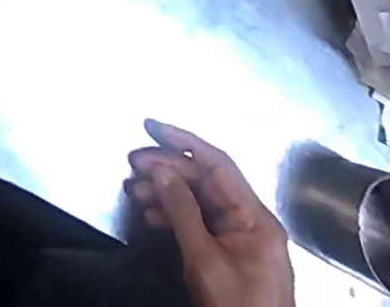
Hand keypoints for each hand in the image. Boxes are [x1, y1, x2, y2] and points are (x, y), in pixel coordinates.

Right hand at [126, 119, 293, 306]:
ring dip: (166, 192)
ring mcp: (240, 240)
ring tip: (135, 190)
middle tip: (133, 164)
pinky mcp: (229, 257)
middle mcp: (251, 221)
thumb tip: (161, 169)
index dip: (183, 140)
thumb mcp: (205, 261)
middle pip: (205, 181)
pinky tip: (151, 215)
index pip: (217, 163)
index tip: (152, 127)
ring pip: (199, 201)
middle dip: (168, 169)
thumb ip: (182, 211)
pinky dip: (174, 215)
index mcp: (256, 217)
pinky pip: (199, 222)